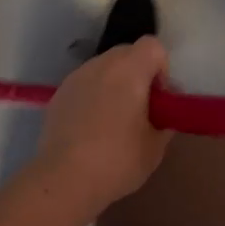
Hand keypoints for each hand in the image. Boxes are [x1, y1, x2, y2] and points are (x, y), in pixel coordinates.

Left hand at [31, 37, 172, 209]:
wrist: (64, 179)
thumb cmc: (117, 160)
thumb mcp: (155, 146)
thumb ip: (165, 119)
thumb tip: (163, 110)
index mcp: (129, 69)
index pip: (152, 46)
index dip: (161, 68)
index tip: (158, 99)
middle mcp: (101, 64)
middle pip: (128, 53)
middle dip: (139, 75)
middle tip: (140, 111)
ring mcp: (76, 76)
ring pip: (104, 68)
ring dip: (114, 85)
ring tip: (113, 123)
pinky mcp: (59, 93)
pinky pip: (85, 84)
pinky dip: (93, 97)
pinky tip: (90, 130)